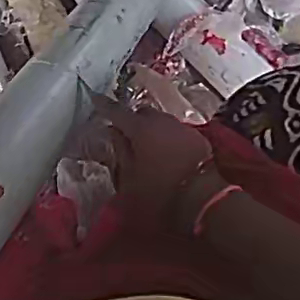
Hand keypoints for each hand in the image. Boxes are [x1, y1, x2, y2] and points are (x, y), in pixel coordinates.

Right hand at [95, 96, 219, 230]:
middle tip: (124, 133)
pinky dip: (168, 138)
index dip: (104, 105)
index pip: (117, 111)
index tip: (95, 98)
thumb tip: (114, 134)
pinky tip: (166, 153)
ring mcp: (183, 128)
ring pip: (161, 121)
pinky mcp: (199, 139)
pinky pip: (176, 132)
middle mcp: (162, 121)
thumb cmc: (159, 193)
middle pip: (142, 112)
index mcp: (140, 128)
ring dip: (152, 129)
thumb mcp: (129, 178)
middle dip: (132, 119)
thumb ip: (120, 152)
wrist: (204, 200)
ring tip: (145, 145)